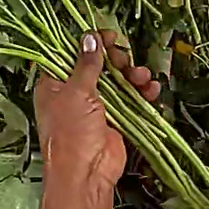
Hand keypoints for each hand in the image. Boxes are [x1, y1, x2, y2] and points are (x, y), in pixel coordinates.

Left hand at [33, 30, 160, 193]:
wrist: (87, 172)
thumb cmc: (71, 132)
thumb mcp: (76, 92)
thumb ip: (87, 64)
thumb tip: (90, 38)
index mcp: (56, 84)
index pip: (71, 54)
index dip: (90, 43)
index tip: (108, 35)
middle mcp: (76, 93)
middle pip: (100, 66)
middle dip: (116, 60)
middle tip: (124, 60)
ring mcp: (98, 107)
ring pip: (119, 82)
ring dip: (133, 76)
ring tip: (143, 78)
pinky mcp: (117, 120)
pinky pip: (132, 100)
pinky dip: (143, 94)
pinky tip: (152, 91)